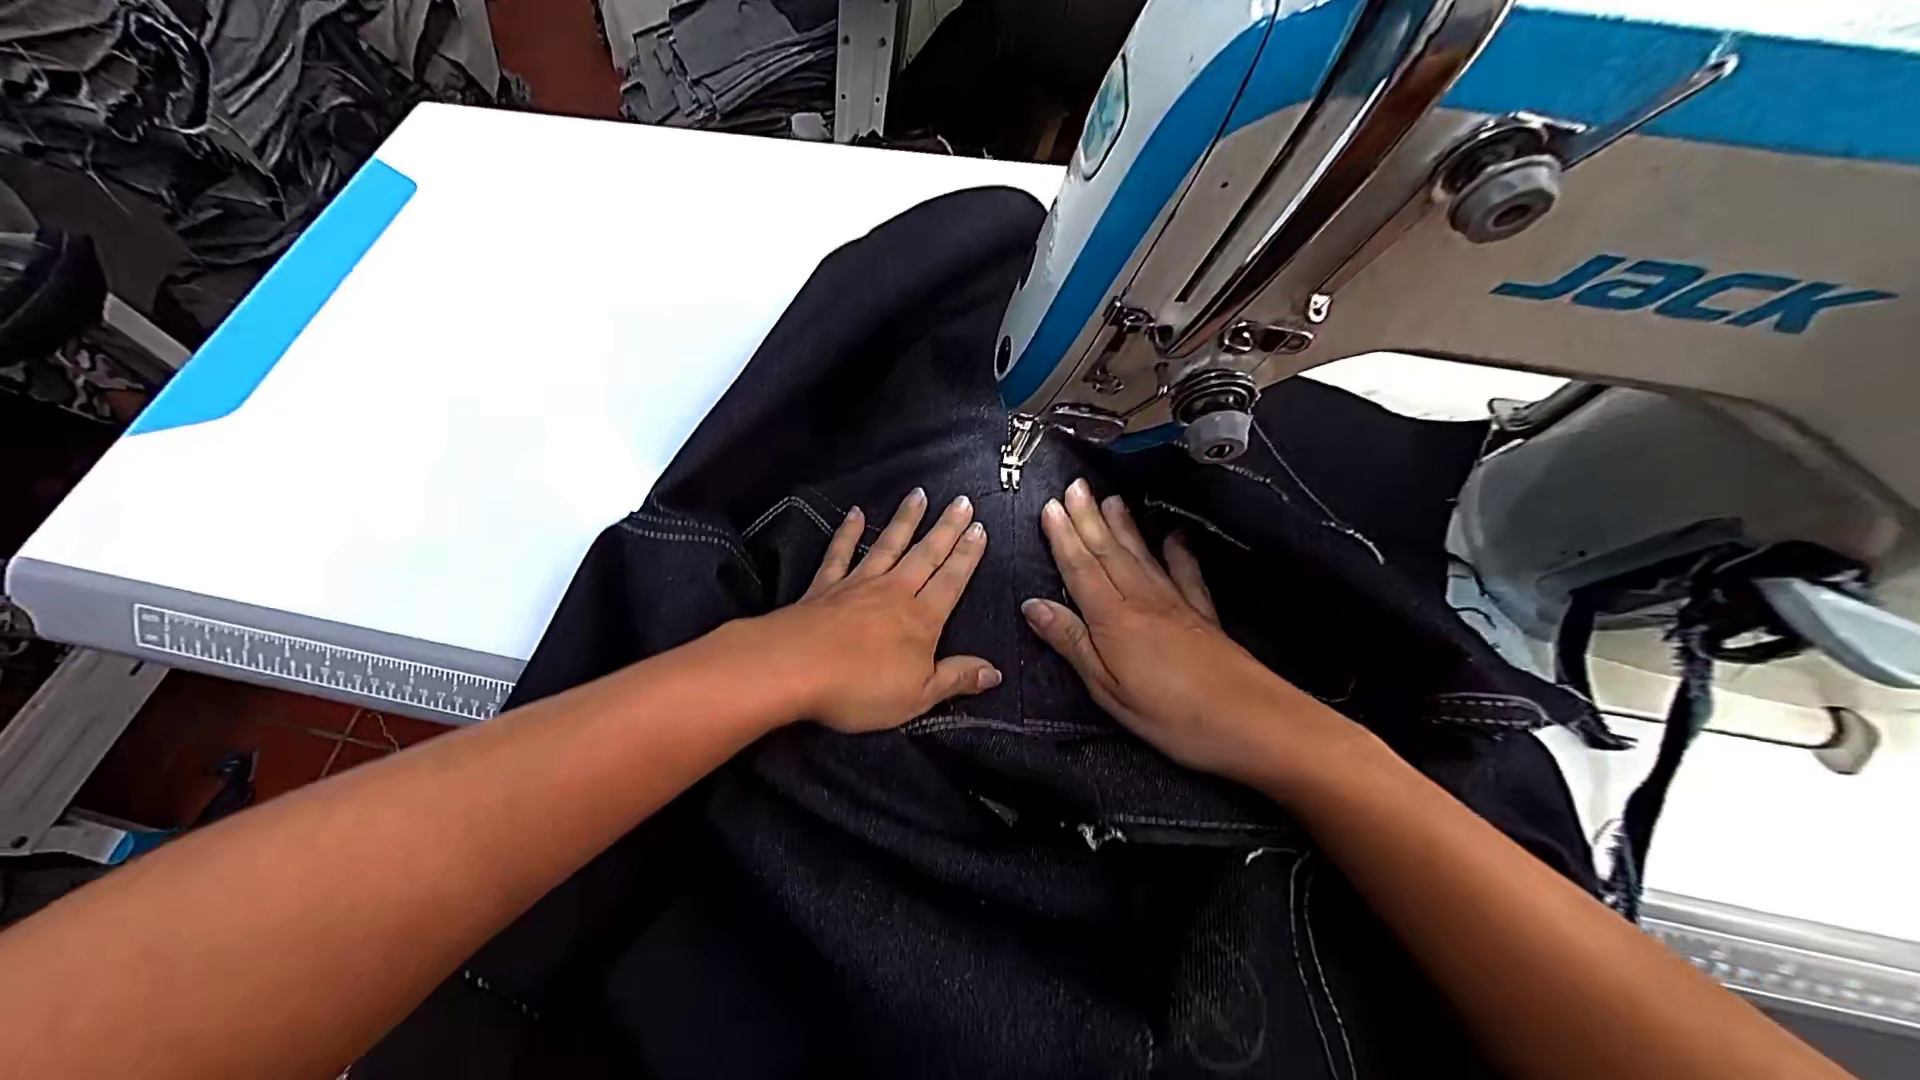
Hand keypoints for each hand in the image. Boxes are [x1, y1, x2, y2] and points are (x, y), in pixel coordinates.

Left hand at [736, 487, 998, 733]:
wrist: (793, 668)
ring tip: (919, 495)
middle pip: (926, 554)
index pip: (952, 580)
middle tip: (962, 501)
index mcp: (921, 618)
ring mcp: (858, 584)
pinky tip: (856, 514)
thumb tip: (994, 673)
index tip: (979, 529)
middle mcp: (894, 592)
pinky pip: (840, 553)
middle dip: (947, 527)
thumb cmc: (859, 686)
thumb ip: (957, 679)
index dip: (968, 555)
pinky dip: (848, 532)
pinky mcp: (825, 587)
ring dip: (906, 519)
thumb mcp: (918, 695)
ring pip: (888, 545)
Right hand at [1022, 478, 1360, 788]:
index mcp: (1114, 620)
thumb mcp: (1107, 688)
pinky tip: (1174, 537)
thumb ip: (1071, 642)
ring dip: (1123, 525)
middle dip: (1088, 517)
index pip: (1080, 567)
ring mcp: (1175, 604)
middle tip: (1075, 488)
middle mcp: (1143, 601)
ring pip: (1141, 554)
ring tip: (1111, 500)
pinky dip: (1178, 552)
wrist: (1252, 722)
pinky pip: (1185, 573)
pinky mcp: (1202, 615)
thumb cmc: (1176, 715)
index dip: (1062, 536)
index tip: (1051, 509)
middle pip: (1109, 551)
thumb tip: (1035, 608)